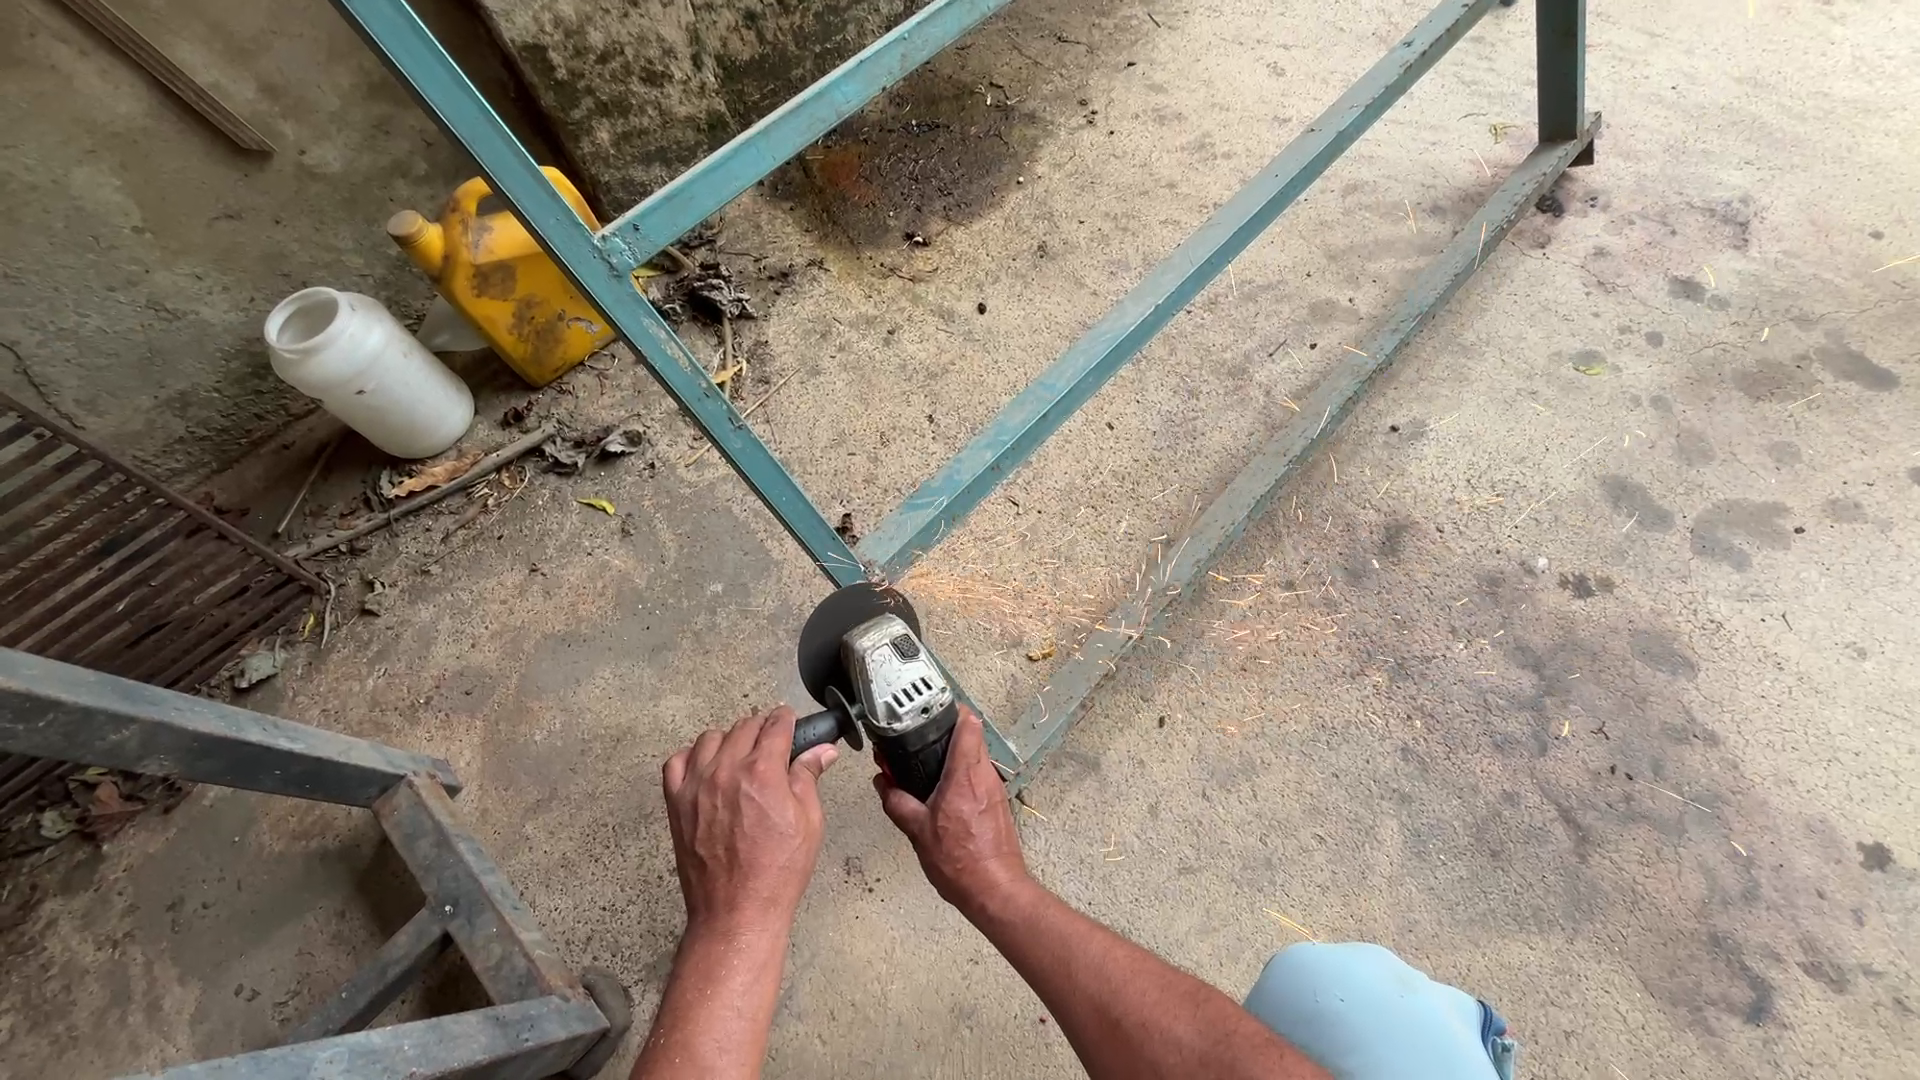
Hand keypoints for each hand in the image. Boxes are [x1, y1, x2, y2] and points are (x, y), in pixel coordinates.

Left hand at [661, 705, 838, 938]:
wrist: (737, 911)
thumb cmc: (778, 871)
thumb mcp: (809, 821)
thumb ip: (809, 777)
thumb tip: (823, 751)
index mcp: (763, 772)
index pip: (776, 724)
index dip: (787, 719)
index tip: (790, 721)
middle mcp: (726, 770)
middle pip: (744, 726)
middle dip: (762, 727)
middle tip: (773, 743)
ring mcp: (696, 785)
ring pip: (711, 737)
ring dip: (730, 739)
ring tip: (741, 756)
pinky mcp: (676, 803)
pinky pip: (677, 761)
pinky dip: (693, 757)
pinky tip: (708, 768)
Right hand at [874, 706, 1030, 917]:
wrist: (996, 890)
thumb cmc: (961, 863)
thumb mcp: (917, 831)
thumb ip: (897, 801)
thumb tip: (883, 784)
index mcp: (964, 774)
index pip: (968, 723)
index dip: (952, 710)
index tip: (934, 710)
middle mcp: (984, 775)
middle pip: (972, 736)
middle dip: (947, 734)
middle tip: (924, 740)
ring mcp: (995, 789)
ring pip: (976, 757)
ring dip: (956, 756)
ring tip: (931, 768)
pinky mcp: (998, 803)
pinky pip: (980, 777)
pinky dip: (964, 776)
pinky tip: (946, 794)